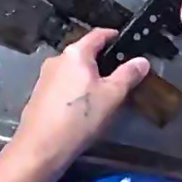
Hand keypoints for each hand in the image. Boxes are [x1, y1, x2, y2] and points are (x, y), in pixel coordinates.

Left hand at [3, 28, 150, 171]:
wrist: (40, 147)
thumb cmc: (79, 117)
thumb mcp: (111, 96)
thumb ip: (127, 75)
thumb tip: (142, 60)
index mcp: (75, 53)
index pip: (97, 35)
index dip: (113, 35)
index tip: (124, 40)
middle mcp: (57, 59)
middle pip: (84, 52)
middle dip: (102, 59)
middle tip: (120, 71)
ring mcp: (45, 76)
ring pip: (73, 69)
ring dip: (88, 75)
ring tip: (105, 91)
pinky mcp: (39, 93)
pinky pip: (63, 83)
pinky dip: (76, 87)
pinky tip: (84, 105)